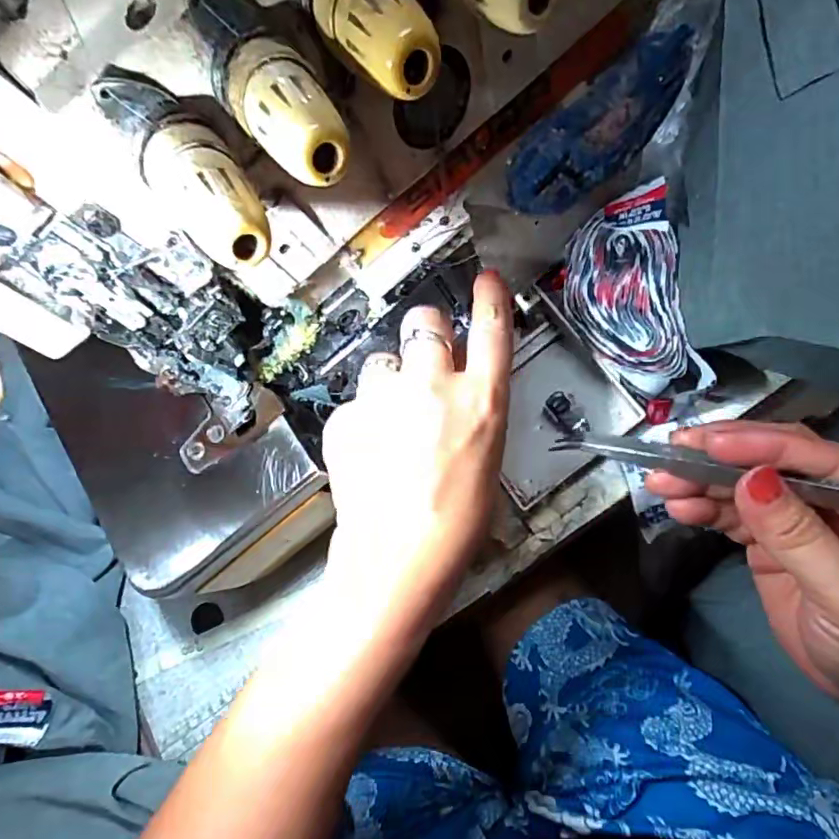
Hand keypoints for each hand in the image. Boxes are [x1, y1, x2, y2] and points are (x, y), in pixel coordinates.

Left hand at [319, 271, 512, 640]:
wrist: (399, 558)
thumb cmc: (455, 525)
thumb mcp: (486, 463)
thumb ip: (473, 415)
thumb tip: (457, 397)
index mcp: (482, 402)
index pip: (491, 329)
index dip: (489, 299)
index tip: (485, 280)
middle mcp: (435, 386)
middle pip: (426, 323)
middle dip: (425, 334)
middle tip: (423, 358)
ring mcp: (387, 397)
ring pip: (383, 361)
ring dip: (390, 380)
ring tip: (392, 424)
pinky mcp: (347, 416)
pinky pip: (356, 402)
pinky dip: (363, 419)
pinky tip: (370, 453)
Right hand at [644, 421, 838, 740]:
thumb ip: (801, 538)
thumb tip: (753, 480)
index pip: (825, 462)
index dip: (766, 446)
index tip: (712, 443)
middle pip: (782, 465)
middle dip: (726, 458)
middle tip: (673, 452)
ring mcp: (811, 523)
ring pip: (754, 489)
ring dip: (707, 482)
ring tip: (661, 481)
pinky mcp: (781, 546)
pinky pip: (741, 518)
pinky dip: (709, 510)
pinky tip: (681, 506)